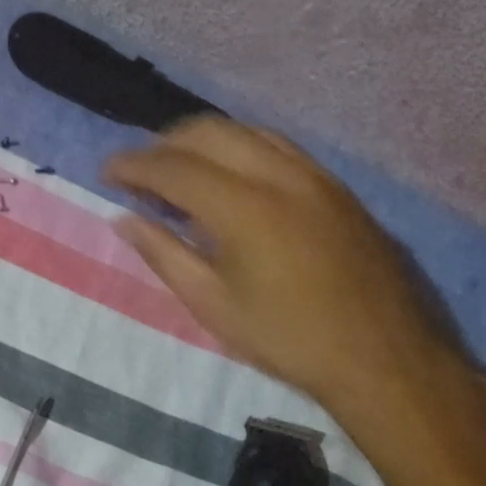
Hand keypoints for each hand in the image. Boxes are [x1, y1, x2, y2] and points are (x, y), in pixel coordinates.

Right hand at [105, 117, 440, 404]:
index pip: (174, 167)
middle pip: (210, 132)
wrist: (379, 354)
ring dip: (204, 141)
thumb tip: (124, 219)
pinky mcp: (336, 187)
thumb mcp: (213, 305)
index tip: (106, 172)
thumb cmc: (287, 339)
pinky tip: (232, 177)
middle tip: (139, 171)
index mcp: (243, 206)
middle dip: (165, 143)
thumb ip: (165, 254)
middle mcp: (279, 174)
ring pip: (247, 131)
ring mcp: (314, 175)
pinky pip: (278, 146)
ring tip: (180, 170)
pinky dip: (241, 148)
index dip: (134, 166)